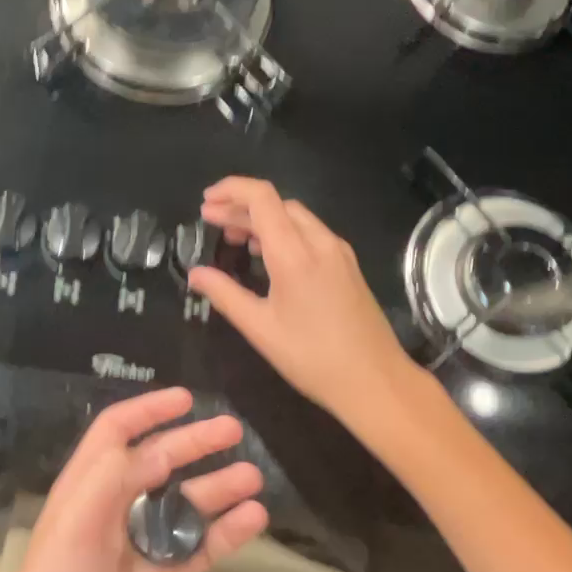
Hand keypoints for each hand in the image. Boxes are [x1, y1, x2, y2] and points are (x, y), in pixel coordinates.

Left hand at [0, 387, 267, 571]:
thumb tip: (154, 447)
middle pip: (161, 462)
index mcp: (88, 487)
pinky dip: (227, 532)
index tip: (185, 397)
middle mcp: (117, 508)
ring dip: (218, 486)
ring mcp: (143, 546)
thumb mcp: (75, 526)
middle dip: (194, 443)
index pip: (117, 432)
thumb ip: (111, 480)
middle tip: (234, 428)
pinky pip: (201, 549)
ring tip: (253, 475)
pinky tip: (253, 519)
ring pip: (187, 504)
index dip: (148, 410)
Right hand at [188, 177, 423, 421]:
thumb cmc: (313, 358)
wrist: (376, 382)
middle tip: (211, 222)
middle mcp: (319, 242)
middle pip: (277, 203)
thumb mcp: (260, 328)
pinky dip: (283, 232)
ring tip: (235, 238)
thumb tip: (195, 274)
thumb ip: (224, 294)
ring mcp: (338, 252)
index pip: (262, 198)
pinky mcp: (348, 265)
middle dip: (240, 207)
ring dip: (262, 219)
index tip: (206, 203)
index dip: (231, 190)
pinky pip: (311, 233)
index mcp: (295, 254)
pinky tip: (268, 255)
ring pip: (295, 216)